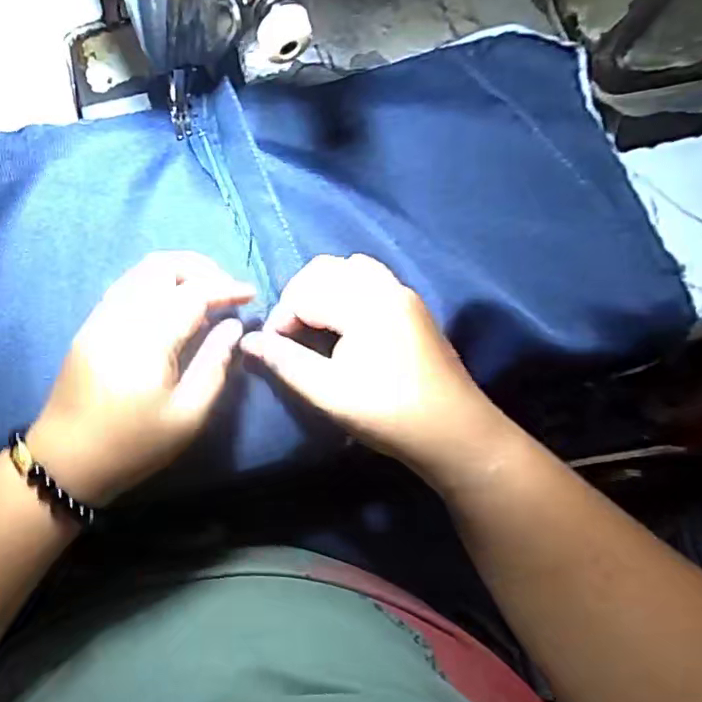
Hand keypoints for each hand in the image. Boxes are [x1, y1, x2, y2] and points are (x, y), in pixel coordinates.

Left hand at [27, 252, 253, 504]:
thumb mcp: (187, 415)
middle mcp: (120, 316)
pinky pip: (125, 288)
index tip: (250, 296)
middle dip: (201, 269)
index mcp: (147, 338)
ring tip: (204, 298)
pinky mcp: (89, 327)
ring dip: (177, 273)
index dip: (226, 288)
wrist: (66, 460)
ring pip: (140, 272)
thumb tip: (233, 326)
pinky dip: (154, 286)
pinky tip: (171, 310)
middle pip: (162, 266)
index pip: (193, 293)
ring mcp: (99, 318)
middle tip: (227, 291)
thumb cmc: (133, 445)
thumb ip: (214, 364)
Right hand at [238, 254, 507, 480]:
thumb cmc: (387, 414)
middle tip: (290, 336)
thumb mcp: (327, 392)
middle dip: (298, 297)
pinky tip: (345, 329)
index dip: (280, 318)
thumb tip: (248, 342)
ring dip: (323, 290)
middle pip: (326, 269)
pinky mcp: (414, 309)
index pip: (304, 292)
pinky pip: (372, 281)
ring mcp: (404, 295)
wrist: (454, 433)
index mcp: (364, 303)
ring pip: (351, 270)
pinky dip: (347, 292)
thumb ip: (285, 362)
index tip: (273, 350)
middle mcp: (385, 288)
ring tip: (315, 328)